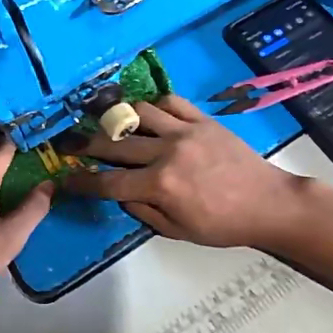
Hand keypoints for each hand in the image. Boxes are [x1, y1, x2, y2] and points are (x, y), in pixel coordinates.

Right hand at [60, 94, 317, 249]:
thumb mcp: (178, 231)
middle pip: (115, 144)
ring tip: (104, 121)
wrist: (267, 202)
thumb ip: (143, 211)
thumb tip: (118, 193)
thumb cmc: (223, 225)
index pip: (109, 182)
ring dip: (117, 118)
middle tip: (68, 143)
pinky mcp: (202, 119)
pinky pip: (171, 102)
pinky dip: (154, 105)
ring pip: (139, 114)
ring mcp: (185, 131)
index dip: (82, 182)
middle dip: (86, 145)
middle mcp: (167, 153)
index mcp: (160, 186)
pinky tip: (147, 113)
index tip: (65, 178)